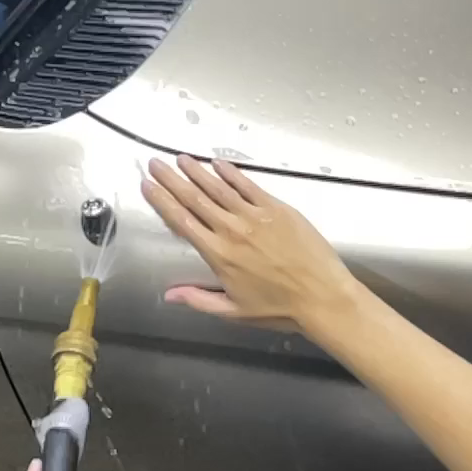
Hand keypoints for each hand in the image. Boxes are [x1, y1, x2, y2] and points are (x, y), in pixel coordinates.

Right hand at [142, 155, 362, 331]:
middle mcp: (232, 230)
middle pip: (194, 198)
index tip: (147, 186)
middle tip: (155, 163)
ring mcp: (255, 216)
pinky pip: (249, 186)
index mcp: (218, 254)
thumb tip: (168, 295)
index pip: (181, 221)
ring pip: (218, 187)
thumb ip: (198, 299)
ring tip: (181, 158)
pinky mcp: (277, 208)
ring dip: (197, 171)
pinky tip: (219, 163)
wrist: (324, 298)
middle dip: (171, 179)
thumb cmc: (279, 309)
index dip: (161, 201)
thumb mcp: (233, 312)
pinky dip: (232, 173)